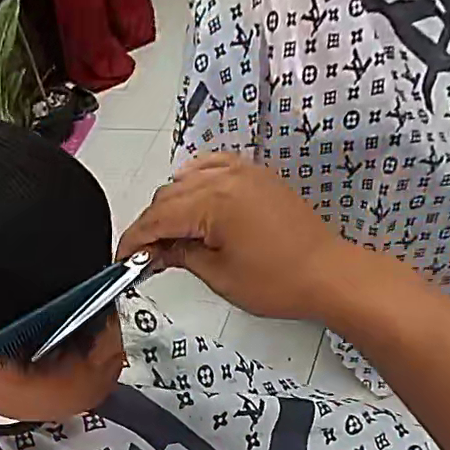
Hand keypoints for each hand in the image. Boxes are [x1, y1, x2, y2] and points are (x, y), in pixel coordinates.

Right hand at [116, 152, 369, 320]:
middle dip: (152, 225)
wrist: (327, 274)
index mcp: (213, 201)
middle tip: (146, 257)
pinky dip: (196, 183)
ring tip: (170, 237)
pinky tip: (193, 205)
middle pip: (169, 195)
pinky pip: (214, 168)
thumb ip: (182, 255)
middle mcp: (226, 176)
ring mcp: (244, 171)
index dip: (134, 240)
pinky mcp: (257, 176)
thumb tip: (156, 251)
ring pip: (189, 179)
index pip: (158, 217)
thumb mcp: (221, 276)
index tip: (122, 260)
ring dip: (172, 205)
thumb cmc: (280, 282)